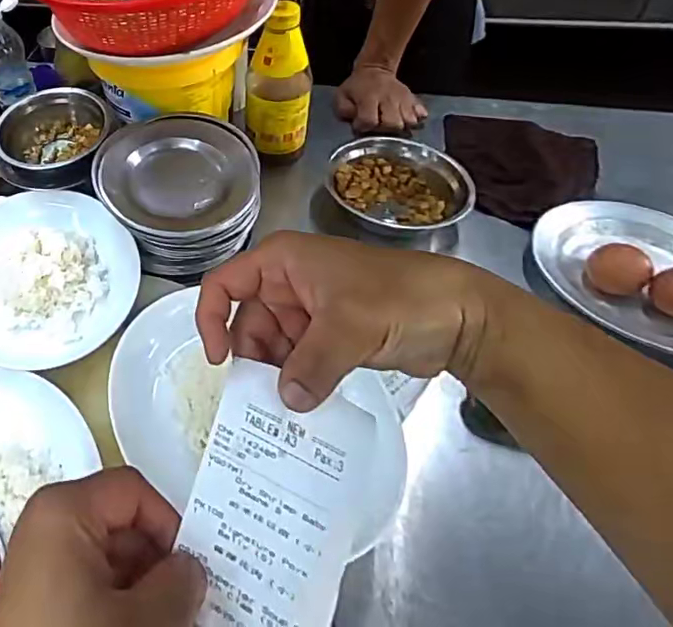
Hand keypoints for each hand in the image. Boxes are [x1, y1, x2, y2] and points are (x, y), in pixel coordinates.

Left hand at [0, 469, 205, 626]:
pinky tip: (131, 626)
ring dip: (139, 588)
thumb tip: (188, 569)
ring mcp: (38, 559)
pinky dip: (114, 602)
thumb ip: (175, 584)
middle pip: (120, 523)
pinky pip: (87, 581)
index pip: (132, 490)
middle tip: (184, 604)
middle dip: (156, 563)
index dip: (168, 524)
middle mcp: (46, 523)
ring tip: (162, 621)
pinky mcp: (37, 594)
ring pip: (107, 557)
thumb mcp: (140, 618)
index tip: (190, 568)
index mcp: (64, 508)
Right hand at [195, 231, 501, 410]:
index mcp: (281, 262)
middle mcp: (287, 282)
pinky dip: (297, 380)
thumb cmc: (398, 297)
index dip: (212, 318)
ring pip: (272, 344)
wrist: (460, 313)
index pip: (225, 283)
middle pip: (246, 320)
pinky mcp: (329, 334)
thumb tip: (285, 403)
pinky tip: (302, 406)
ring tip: (280, 410)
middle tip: (257, 399)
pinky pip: (298, 358)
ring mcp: (309, 309)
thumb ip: (311, 365)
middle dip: (250, 357)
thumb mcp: (348, 327)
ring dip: (275, 374)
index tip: (220, 360)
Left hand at [335, 63, 426, 132]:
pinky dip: (416, 119)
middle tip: (378, 124)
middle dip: (385, 129)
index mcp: (369, 97)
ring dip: (400, 126)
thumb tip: (356, 121)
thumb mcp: (342, 96)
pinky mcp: (414, 100)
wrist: (374, 70)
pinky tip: (405, 117)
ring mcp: (404, 100)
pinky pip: (422, 115)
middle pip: (394, 124)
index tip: (360, 124)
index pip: (369, 121)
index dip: (363, 127)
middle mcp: (389, 99)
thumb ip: (344, 110)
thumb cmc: (357, 87)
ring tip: (390, 122)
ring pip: (410, 122)